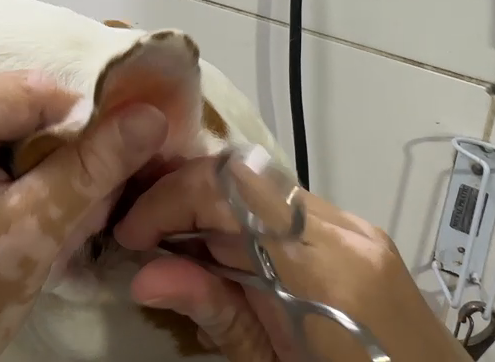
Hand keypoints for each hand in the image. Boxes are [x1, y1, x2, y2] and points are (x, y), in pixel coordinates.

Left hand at [0, 71, 170, 361]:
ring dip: (62, 160)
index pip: (32, 92)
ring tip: (73, 210)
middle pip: (30, 102)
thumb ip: (89, 169)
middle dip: (72, 145)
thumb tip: (149, 117)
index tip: (122, 163)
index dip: (83, 122)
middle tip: (96, 199)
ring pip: (30, 121)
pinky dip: (44, 169)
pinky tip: (51, 206)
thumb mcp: (32, 231)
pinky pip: (17, 139)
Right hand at [113, 149, 466, 361]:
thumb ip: (218, 317)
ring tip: (174, 246)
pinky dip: (241, 217)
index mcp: (327, 272)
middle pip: (239, 175)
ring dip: (207, 204)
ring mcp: (359, 230)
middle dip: (179, 195)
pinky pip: (285, 207)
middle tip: (143, 236)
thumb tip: (142, 276)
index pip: (227, 190)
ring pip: (259, 184)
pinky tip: (224, 255)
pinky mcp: (362, 238)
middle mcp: (345, 233)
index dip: (168, 200)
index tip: (131, 235)